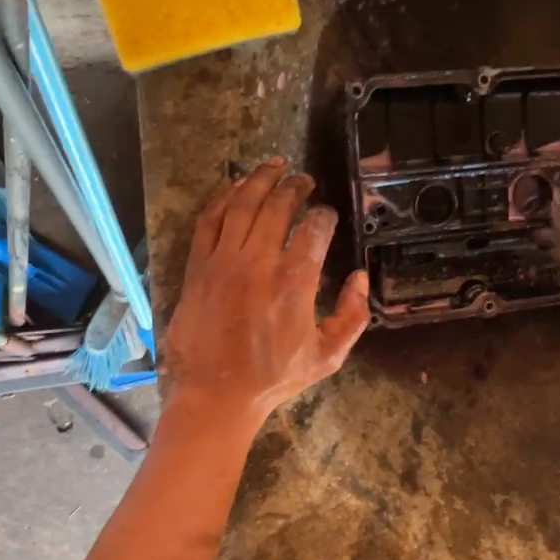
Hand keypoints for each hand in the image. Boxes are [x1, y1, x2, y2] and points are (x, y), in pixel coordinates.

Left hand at [161, 158, 369, 428]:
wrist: (216, 393)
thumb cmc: (274, 377)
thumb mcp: (328, 356)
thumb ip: (352, 316)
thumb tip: (361, 278)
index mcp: (295, 281)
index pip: (314, 228)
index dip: (324, 215)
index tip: (327, 215)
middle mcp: (259, 261)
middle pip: (278, 206)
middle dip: (295, 187)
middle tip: (303, 179)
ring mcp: (224, 260)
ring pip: (243, 204)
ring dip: (260, 179)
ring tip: (273, 166)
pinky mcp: (198, 266)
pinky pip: (210, 220)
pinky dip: (224, 199)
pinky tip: (235, 189)